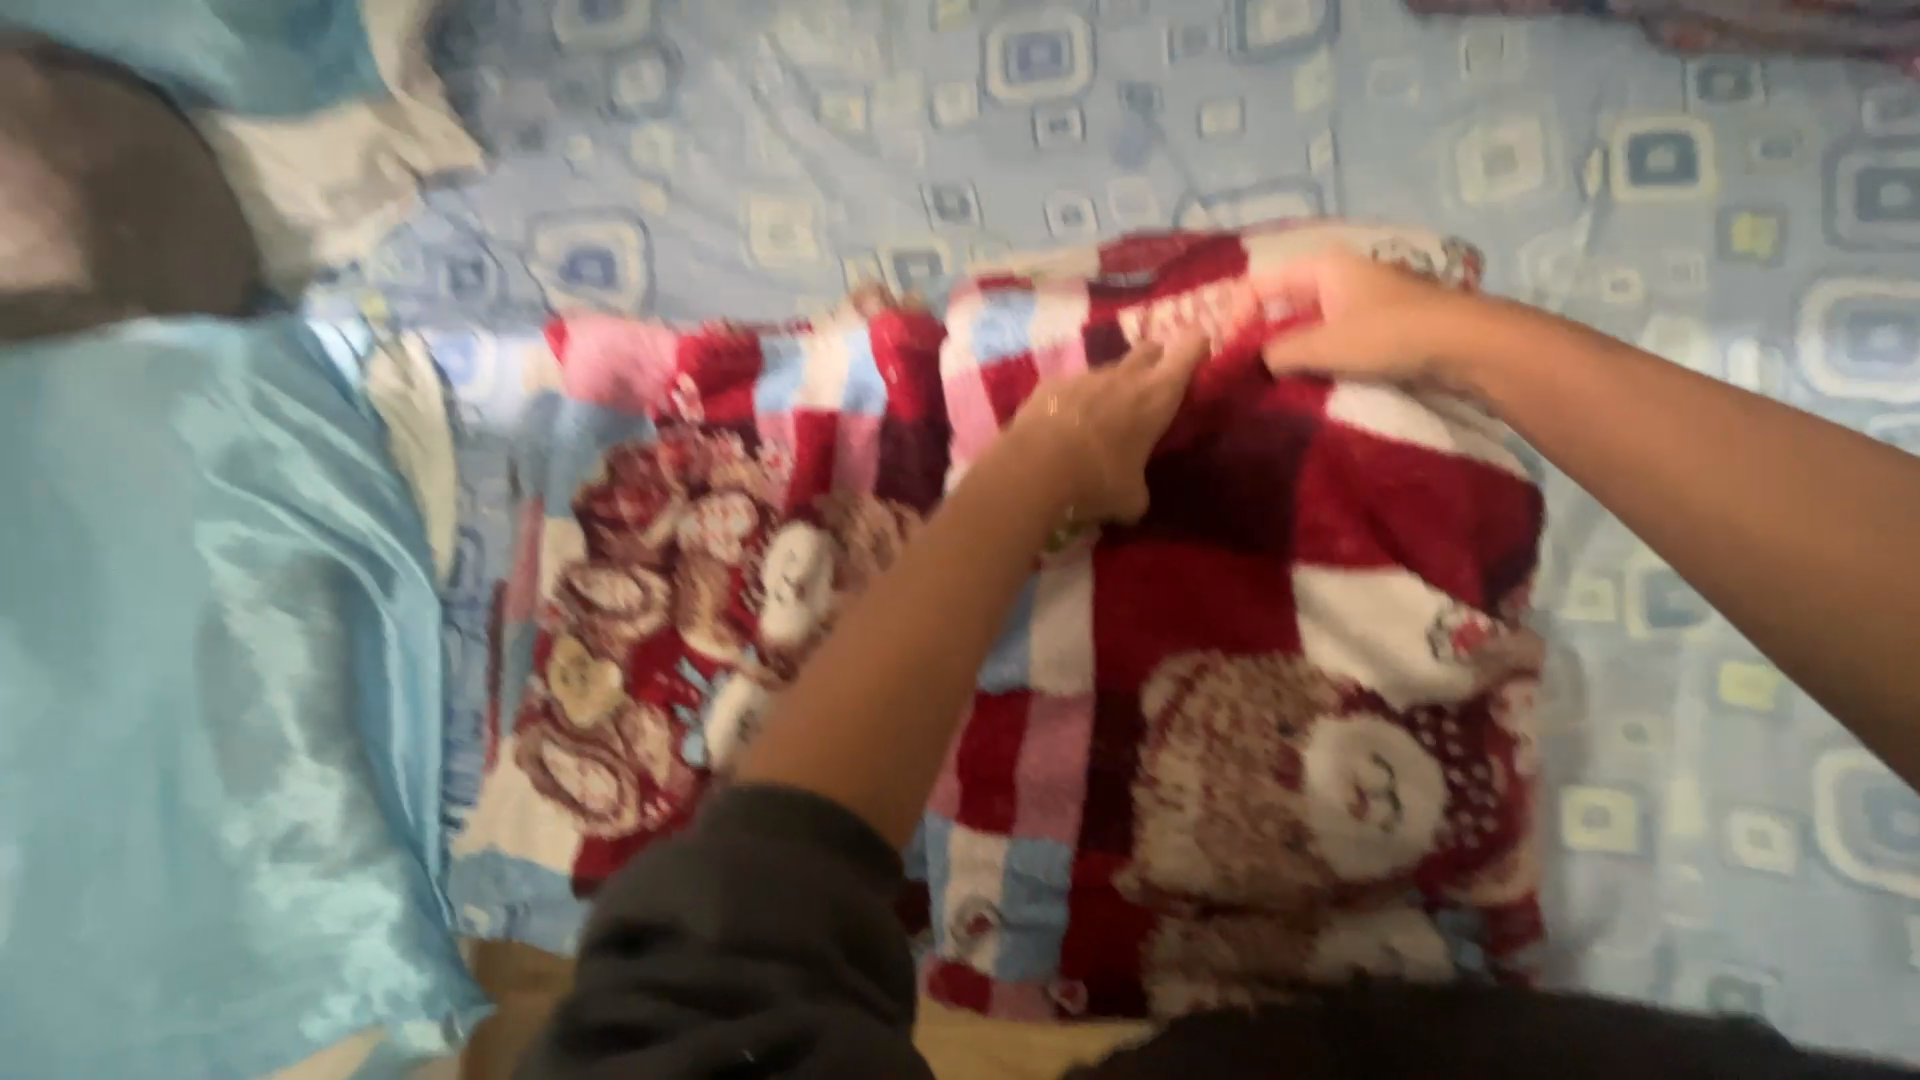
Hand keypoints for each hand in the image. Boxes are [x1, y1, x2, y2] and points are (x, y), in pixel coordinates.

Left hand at [1003, 337, 1209, 523]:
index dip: (1196, 347)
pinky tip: (1061, 427)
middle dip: (1155, 360)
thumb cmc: (1096, 480)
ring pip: (1107, 371)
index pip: (1190, 350)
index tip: (1199, 351)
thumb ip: (1138, 491)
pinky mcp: (1050, 384)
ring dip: (1109, 388)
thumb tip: (1133, 501)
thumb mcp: (1129, 498)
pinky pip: (1069, 387)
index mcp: (1157, 396)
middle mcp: (1124, 376)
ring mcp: (1084, 376)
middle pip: (1149, 349)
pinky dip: (1071, 401)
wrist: (1034, 467)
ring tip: (1099, 419)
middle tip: (1151, 385)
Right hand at [1258, 250, 1479, 387]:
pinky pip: (1330, 339)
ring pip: (1306, 324)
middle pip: (1281, 303)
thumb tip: (1258, 361)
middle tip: (1240, 369)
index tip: (1227, 353)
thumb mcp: (1322, 346)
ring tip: (1268, 380)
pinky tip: (1305, 382)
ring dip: (1286, 351)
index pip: (1260, 284)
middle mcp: (1339, 277)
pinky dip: (1313, 358)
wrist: (1468, 347)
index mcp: (1323, 267)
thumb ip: (1278, 352)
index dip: (1237, 316)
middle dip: (1259, 335)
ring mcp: (1360, 302)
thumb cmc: (1390, 335)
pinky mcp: (1377, 327)